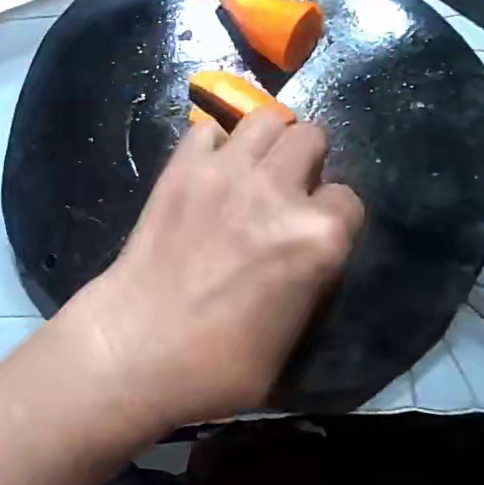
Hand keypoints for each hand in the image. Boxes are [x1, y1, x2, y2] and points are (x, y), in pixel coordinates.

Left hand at [49, 108, 364, 430]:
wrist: (135, 350)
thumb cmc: (221, 364)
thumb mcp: (296, 334)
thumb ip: (315, 275)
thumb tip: (309, 247)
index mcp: (318, 236)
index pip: (348, 199)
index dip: (334, 217)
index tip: (316, 234)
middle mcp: (279, 190)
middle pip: (312, 136)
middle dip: (308, 161)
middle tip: (288, 191)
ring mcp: (227, 170)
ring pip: (266, 119)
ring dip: (269, 142)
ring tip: (255, 171)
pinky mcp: (183, 167)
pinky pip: (208, 130)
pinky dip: (215, 146)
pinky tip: (211, 174)